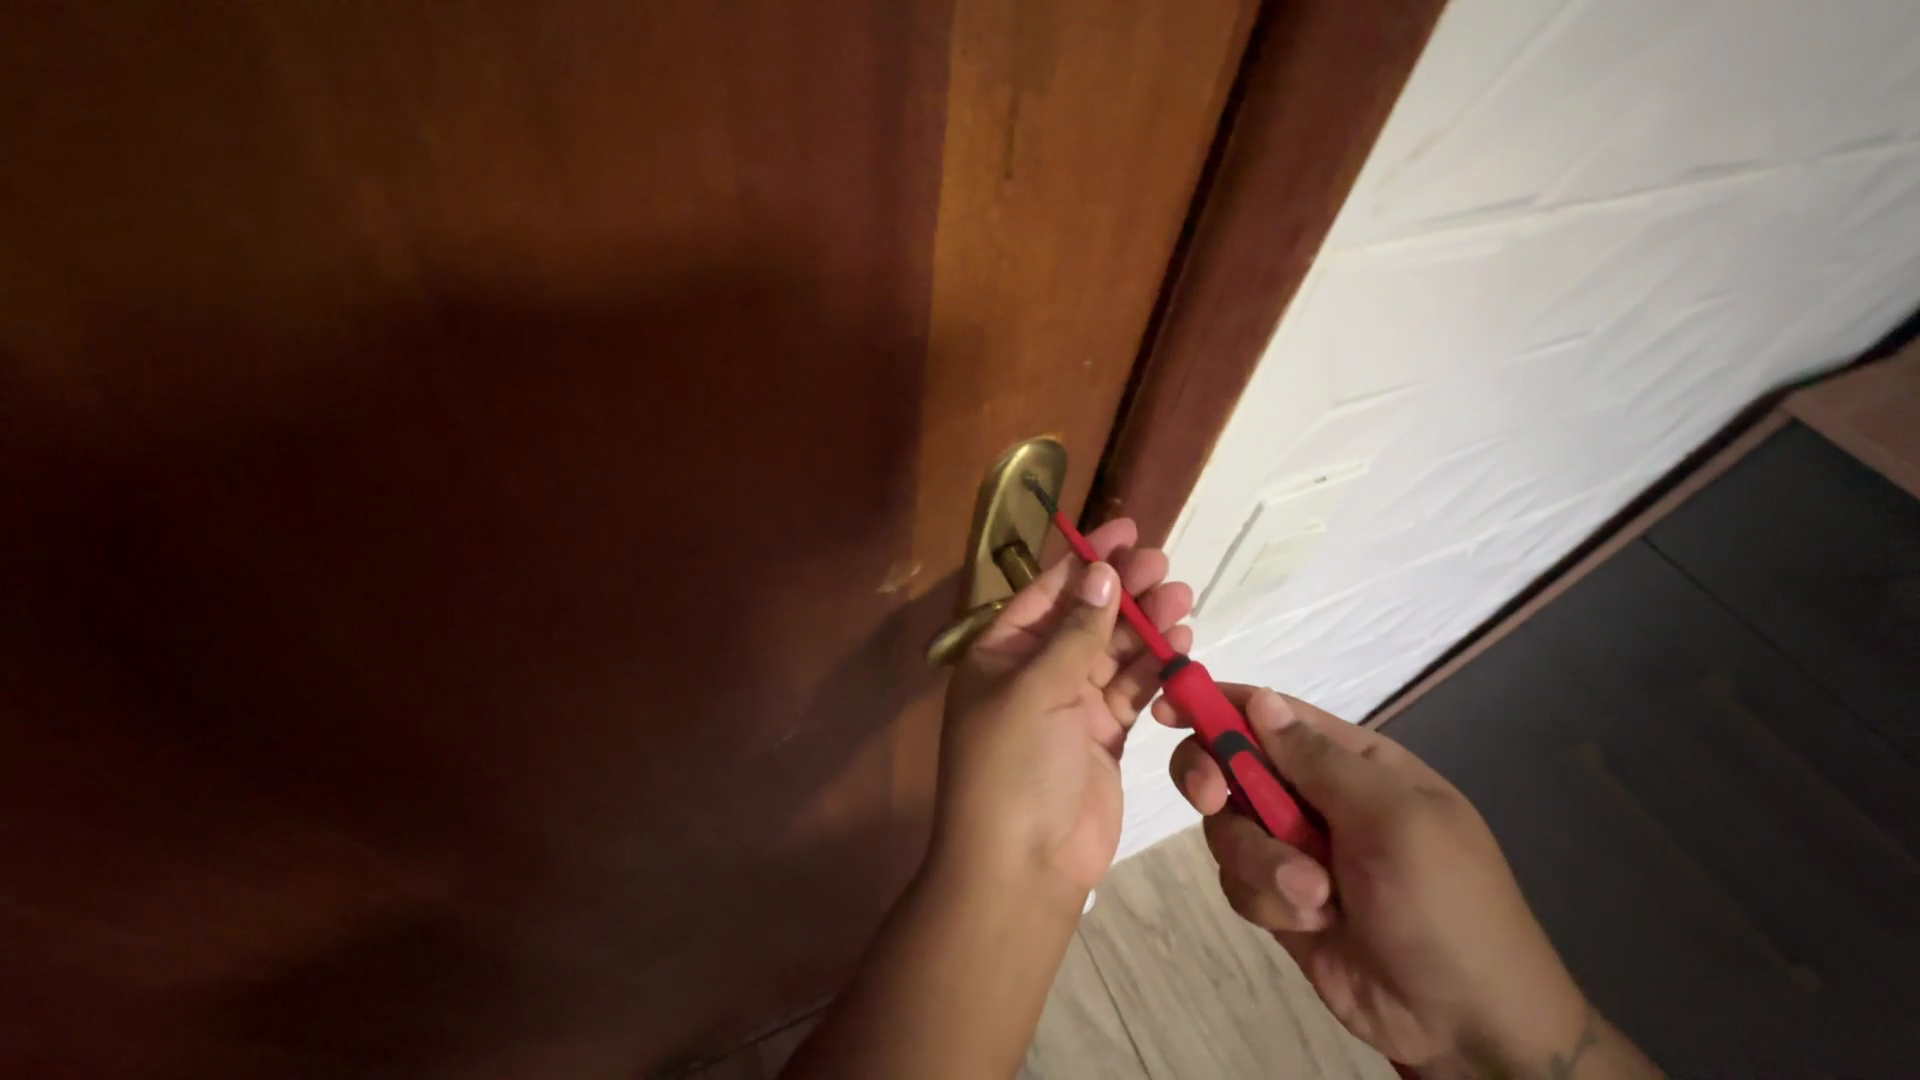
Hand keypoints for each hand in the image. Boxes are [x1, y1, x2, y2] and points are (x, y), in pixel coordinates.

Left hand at [934, 518, 1191, 896]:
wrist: (1023, 864)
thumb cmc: (1013, 766)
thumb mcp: (1036, 689)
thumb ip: (1075, 632)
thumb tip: (1101, 573)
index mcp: (1000, 653)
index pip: (1046, 591)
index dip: (1086, 559)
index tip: (1127, 530)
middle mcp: (1034, 672)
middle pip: (1086, 617)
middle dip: (1124, 590)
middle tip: (1165, 565)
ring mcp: (1071, 704)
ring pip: (1114, 651)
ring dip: (1146, 625)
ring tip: (1183, 597)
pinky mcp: (1104, 735)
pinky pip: (1133, 690)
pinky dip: (1156, 668)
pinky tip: (1182, 643)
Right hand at [1156, 686, 1618, 1075]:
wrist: (1467, 1024)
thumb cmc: (1447, 904)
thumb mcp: (1394, 819)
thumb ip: (1319, 759)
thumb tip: (1261, 699)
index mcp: (1351, 762)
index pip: (1269, 715)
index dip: (1216, 704)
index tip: (1167, 706)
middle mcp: (1313, 797)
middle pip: (1228, 764)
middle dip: (1214, 780)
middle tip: (1213, 800)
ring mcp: (1291, 848)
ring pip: (1227, 828)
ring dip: (1262, 862)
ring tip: (1318, 897)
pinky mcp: (1277, 897)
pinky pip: (1235, 879)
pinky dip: (1267, 898)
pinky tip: (1315, 922)